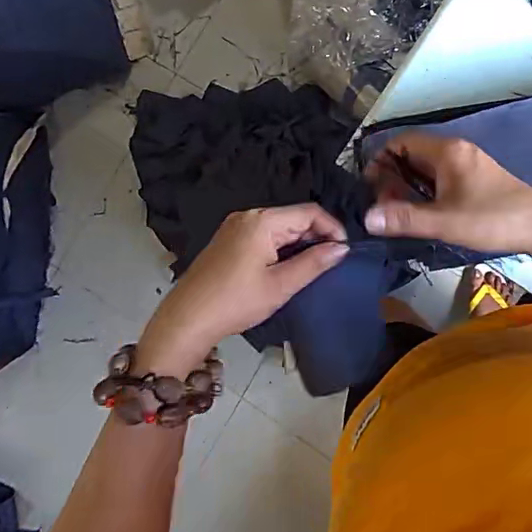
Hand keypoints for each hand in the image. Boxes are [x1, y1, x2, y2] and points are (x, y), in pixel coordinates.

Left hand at [138, 204, 347, 372]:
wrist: (186, 320)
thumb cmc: (235, 302)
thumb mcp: (280, 285)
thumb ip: (314, 263)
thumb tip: (341, 248)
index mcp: (262, 221)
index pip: (309, 212)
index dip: (332, 228)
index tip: (344, 251)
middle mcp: (248, 216)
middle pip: (294, 217)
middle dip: (317, 236)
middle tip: (331, 262)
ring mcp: (235, 227)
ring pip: (280, 227)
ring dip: (299, 243)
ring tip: (313, 267)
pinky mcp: (229, 240)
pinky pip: (264, 234)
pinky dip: (281, 246)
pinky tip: (287, 267)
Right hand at [362, 132, 531, 260]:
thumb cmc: (493, 220)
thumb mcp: (444, 222)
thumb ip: (404, 218)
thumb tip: (367, 217)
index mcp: (447, 151)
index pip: (400, 142)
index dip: (380, 162)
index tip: (372, 190)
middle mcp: (456, 150)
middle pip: (411, 154)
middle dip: (393, 177)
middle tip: (387, 207)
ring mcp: (468, 164)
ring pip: (426, 168)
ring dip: (409, 187)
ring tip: (401, 214)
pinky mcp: (477, 179)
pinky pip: (441, 177)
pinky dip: (427, 191)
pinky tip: (425, 214)